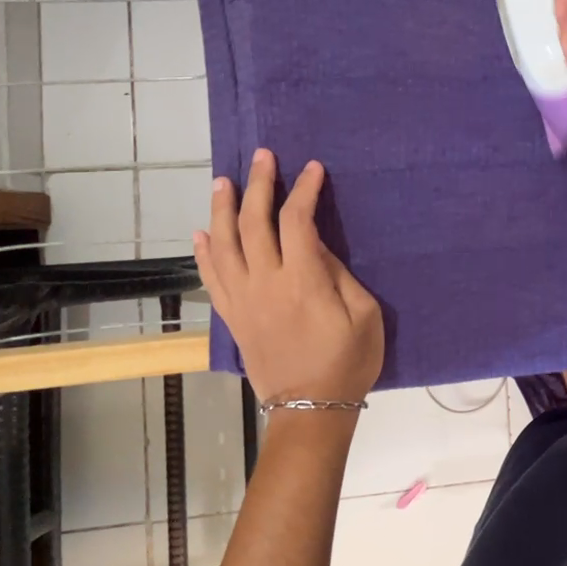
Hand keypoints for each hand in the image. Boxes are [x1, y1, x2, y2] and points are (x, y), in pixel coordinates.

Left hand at [193, 149, 383, 405]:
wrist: (310, 408)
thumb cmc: (348, 361)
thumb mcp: (364, 315)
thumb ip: (338, 276)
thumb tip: (315, 247)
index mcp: (302, 281)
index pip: (296, 222)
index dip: (303, 191)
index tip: (313, 168)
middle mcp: (264, 283)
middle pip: (253, 223)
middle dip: (259, 185)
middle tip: (263, 156)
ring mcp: (242, 300)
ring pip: (222, 244)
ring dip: (222, 209)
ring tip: (225, 181)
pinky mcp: (233, 316)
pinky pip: (211, 276)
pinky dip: (204, 251)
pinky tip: (202, 232)